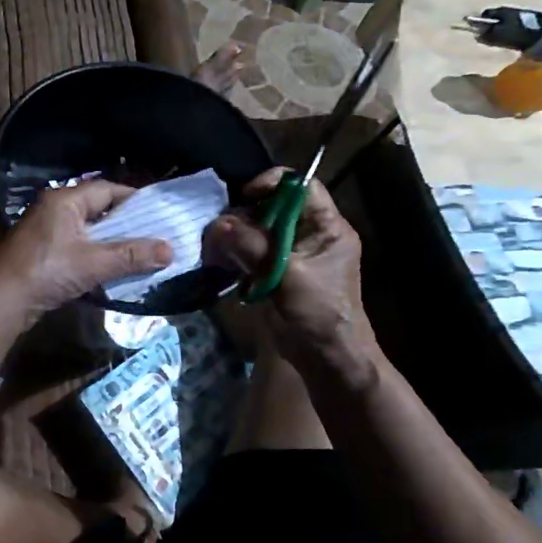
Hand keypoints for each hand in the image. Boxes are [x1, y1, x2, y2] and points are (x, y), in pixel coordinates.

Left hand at [0, 181, 172, 364]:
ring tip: (142, 251)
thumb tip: (171, 250)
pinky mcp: (44, 252)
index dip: (135, 199)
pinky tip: (115, 267)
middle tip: (155, 233)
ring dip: (113, 240)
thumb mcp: (94, 262)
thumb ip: (132, 255)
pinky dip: (98, 253)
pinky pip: (79, 245)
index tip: (158, 213)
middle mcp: (55, 209)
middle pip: (99, 208)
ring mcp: (47, 231)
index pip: (108, 189)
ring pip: (90, 229)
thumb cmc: (47, 271)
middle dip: (127, 222)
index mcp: (65, 200)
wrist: (0, 303)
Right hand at [203, 169, 377, 383]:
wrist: (326, 358)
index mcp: (327, 227)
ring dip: (234, 236)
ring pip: (257, 230)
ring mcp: (291, 253)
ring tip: (214, 248)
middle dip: (244, 214)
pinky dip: (233, 254)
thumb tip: (219, 225)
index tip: (245, 196)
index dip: (273, 184)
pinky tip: (218, 262)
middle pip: (273, 207)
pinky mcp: (275, 272)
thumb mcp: (289, 276)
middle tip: (220, 229)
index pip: (301, 187)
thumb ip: (254, 248)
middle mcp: (309, 234)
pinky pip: (251, 252)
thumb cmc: (320, 313)